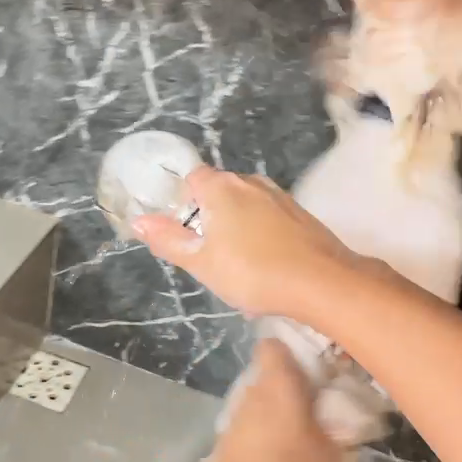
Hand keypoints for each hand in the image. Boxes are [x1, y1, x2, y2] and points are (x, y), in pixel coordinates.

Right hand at [132, 168, 362, 320]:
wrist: (322, 282)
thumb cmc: (252, 272)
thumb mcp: (202, 262)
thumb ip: (169, 240)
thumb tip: (139, 221)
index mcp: (221, 188)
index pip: (193, 178)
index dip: (184, 201)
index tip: (185, 231)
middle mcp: (250, 182)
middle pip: (220, 190)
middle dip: (210, 216)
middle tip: (209, 254)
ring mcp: (279, 195)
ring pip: (246, 204)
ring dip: (237, 225)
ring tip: (238, 263)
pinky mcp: (300, 213)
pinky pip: (269, 216)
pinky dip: (261, 233)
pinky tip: (266, 263)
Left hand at [199, 340, 342, 461]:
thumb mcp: (330, 453)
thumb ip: (337, 429)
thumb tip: (342, 418)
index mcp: (279, 382)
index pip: (273, 345)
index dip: (289, 348)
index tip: (310, 362)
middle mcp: (253, 389)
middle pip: (270, 374)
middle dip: (290, 386)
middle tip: (314, 404)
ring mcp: (236, 412)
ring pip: (260, 400)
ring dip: (277, 411)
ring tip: (300, 434)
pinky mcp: (227, 436)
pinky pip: (251, 423)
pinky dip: (265, 431)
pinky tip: (280, 454)